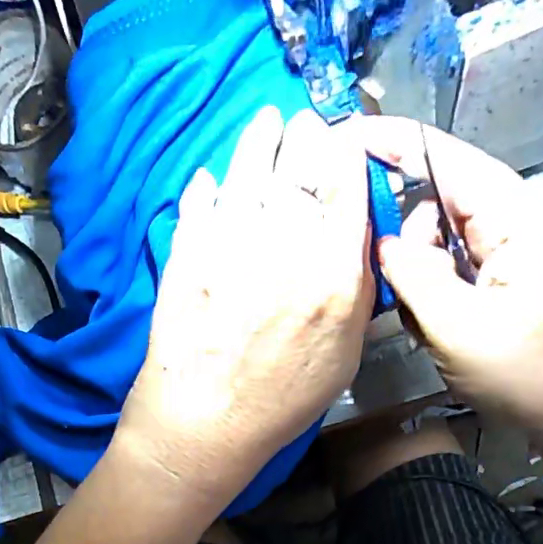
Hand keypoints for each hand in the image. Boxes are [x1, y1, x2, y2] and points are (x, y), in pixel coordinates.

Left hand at [115, 106, 373, 499]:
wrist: (205, 423)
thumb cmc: (281, 402)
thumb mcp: (343, 357)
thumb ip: (355, 295)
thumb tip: (353, 249)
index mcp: (332, 268)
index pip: (346, 186)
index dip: (346, 153)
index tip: (345, 138)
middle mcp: (285, 241)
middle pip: (299, 167)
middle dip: (306, 137)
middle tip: (306, 124)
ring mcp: (230, 240)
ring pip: (249, 171)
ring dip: (259, 140)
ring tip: (266, 120)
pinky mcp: (187, 250)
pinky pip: (199, 202)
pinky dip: (206, 186)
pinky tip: (210, 177)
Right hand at [348, 117, 542, 439]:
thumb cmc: (537, 376)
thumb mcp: (461, 327)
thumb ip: (413, 274)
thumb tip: (383, 242)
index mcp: (520, 214)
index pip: (445, 158)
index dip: (391, 143)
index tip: (340, 137)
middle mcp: (523, 219)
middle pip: (439, 205)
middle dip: (410, 246)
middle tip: (402, 297)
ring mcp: (523, 250)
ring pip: (445, 244)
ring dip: (424, 280)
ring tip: (433, 328)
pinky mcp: (517, 279)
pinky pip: (460, 270)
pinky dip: (440, 296)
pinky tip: (445, 331)